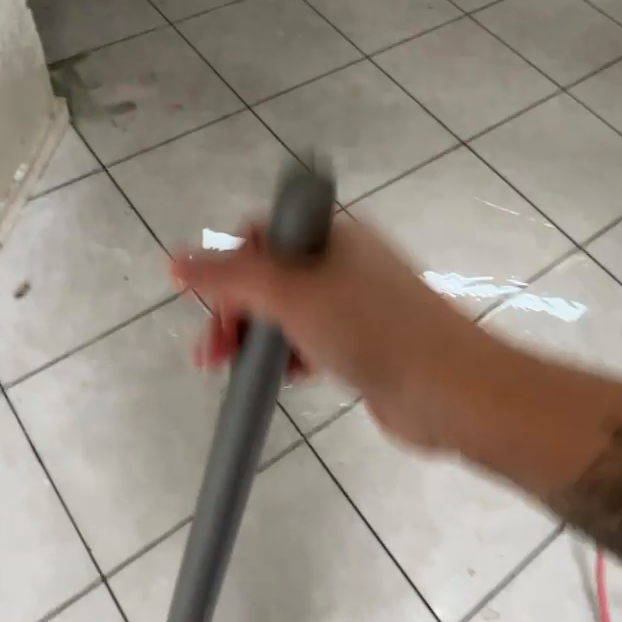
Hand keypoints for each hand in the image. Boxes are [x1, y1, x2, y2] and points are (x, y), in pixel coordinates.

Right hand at [171, 218, 489, 450]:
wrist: (445, 387)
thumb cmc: (369, 328)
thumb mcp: (290, 294)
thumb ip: (230, 277)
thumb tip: (176, 261)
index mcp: (331, 234)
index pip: (264, 235)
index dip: (231, 264)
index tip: (210, 302)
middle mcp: (343, 262)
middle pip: (271, 277)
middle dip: (235, 310)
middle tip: (211, 352)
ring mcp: (355, 305)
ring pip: (288, 314)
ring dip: (254, 338)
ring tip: (225, 370)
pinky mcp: (362, 345)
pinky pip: (310, 343)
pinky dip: (286, 358)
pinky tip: (273, 380)